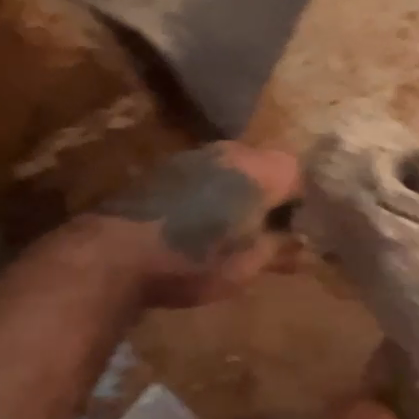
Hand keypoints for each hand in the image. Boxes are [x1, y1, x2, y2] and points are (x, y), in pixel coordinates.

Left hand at [93, 141, 300, 307]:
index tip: (297, 232)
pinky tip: (197, 222)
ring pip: (234, 167)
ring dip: (240, 192)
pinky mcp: (167, 167)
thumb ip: (281, 249)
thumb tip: (305, 247)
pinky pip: (205, 174)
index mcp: (261, 171)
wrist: (113, 254)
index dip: (303, 204)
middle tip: (266, 231)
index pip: (299, 175)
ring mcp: (197, 155)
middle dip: (271, 195)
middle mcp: (233, 152)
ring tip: (231, 228)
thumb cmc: (193, 261)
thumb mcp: (248, 266)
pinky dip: (211, 192)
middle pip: (267, 165)